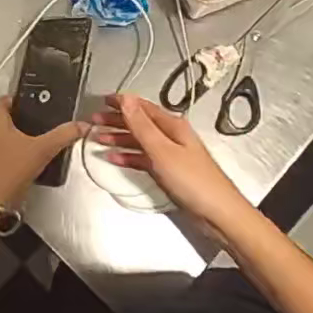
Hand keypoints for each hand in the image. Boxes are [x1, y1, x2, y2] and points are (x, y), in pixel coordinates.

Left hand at [0, 97, 87, 207]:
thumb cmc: (5, 171)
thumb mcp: (42, 150)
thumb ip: (63, 135)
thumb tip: (79, 126)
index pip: (8, 98)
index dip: (24, 99)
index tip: (37, 102)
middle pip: (5, 116)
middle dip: (21, 118)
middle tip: (38, 121)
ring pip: (1, 133)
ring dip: (16, 135)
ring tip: (34, 141)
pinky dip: (11, 151)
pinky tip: (24, 160)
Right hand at [90, 93, 253, 230]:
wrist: (216, 212)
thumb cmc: (195, 181)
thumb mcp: (162, 150)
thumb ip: (142, 126)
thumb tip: (127, 100)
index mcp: (173, 126)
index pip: (142, 107)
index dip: (122, 102)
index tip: (105, 100)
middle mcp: (172, 137)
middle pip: (139, 123)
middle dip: (116, 120)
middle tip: (96, 119)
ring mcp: (170, 154)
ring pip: (139, 141)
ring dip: (119, 138)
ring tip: (99, 137)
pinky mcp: (168, 171)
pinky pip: (143, 159)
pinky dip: (128, 157)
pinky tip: (115, 158)